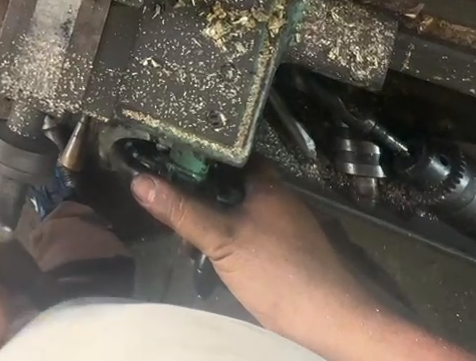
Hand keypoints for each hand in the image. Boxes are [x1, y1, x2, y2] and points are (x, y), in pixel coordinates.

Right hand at [132, 165, 475, 360]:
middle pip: (226, 180)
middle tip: (164, 194)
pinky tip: (209, 250)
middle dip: (195, 187)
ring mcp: (284, 225)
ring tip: (181, 228)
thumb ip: (181, 210)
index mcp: (265, 182)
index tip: (162, 150)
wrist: (337, 327)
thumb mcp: (222, 240)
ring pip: (235, 207)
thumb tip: (138, 180)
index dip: (193, 148)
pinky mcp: (286, 252)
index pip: (224, 150)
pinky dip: (224, 233)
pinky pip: (245, 229)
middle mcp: (276, 197)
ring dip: (209, 214)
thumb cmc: (280, 272)